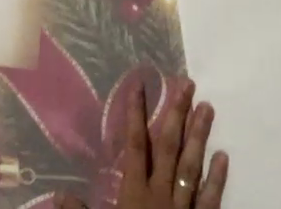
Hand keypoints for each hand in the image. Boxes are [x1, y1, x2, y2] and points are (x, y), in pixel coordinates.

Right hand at [49, 79, 227, 208]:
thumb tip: (56, 195)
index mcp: (135, 193)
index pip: (135, 145)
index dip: (136, 114)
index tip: (139, 85)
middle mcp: (161, 194)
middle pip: (169, 147)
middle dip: (177, 114)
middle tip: (188, 84)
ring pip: (193, 166)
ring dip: (200, 136)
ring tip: (208, 108)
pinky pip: (211, 200)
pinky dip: (217, 178)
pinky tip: (224, 157)